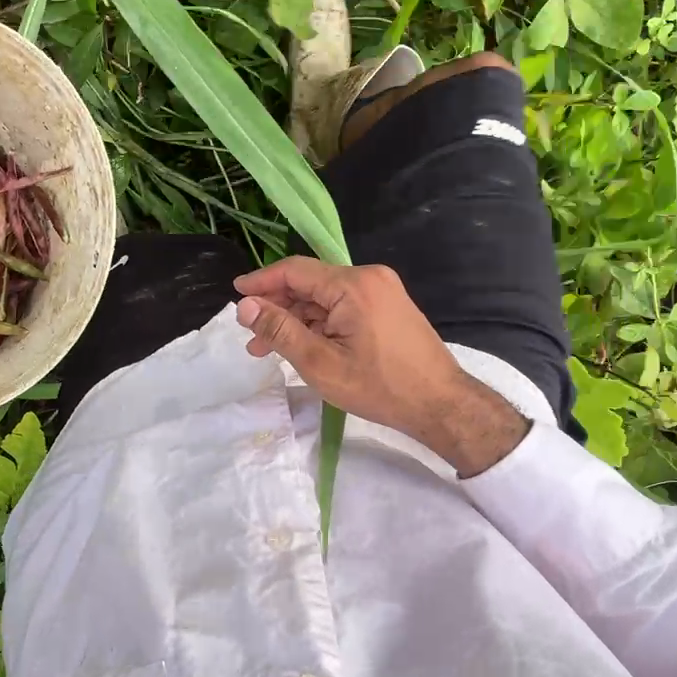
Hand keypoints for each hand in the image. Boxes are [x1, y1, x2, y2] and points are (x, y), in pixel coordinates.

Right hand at [233, 257, 528, 475]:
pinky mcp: (387, 307)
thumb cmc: (379, 386)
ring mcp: (381, 291)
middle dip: (276, 308)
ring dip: (296, 319)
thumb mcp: (319, 363)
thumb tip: (244, 307)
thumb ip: (279, 330)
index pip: (294, 271)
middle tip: (251, 336)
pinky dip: (318, 323)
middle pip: (309, 284)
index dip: (260, 282)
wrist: (442, 406)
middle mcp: (368, 278)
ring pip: (324, 298)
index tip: (235, 295)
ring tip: (270, 348)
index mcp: (353, 285)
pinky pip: (342, 307)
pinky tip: (302, 345)